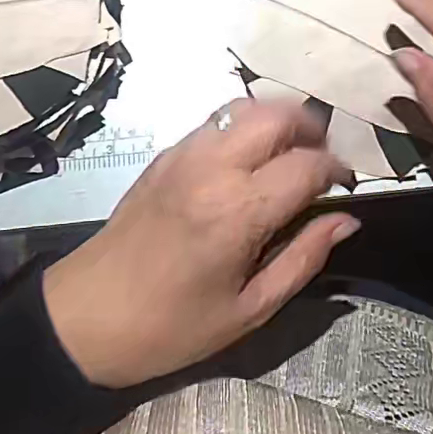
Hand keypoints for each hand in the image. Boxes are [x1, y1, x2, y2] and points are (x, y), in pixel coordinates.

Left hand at [42, 99, 356, 387]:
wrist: (86, 315)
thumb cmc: (171, 325)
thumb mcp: (249, 309)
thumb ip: (303, 258)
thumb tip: (346, 221)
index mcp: (237, 210)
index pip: (306, 165)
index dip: (336, 170)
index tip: (346, 185)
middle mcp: (212, 167)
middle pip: (276, 115)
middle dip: (310, 127)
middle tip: (323, 158)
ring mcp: (183, 154)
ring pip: (242, 108)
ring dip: (276, 119)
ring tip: (290, 151)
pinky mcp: (163, 155)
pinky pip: (213, 121)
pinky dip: (243, 125)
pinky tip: (249, 158)